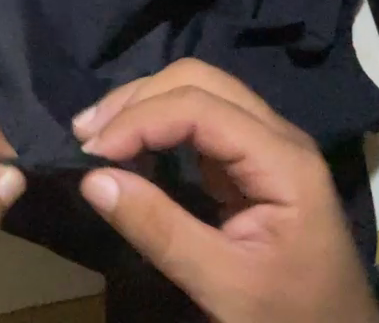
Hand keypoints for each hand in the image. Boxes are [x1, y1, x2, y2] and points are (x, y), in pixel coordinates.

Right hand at [71, 59, 378, 322]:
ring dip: (142, 104)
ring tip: (97, 134)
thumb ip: (160, 230)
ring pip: (196, 89)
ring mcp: (265, 143)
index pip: (200, 107)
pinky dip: (155, 121)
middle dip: (137, 100)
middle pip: (198, 80)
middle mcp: (277, 135)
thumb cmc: (291, 321)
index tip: (91, 152)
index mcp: (283, 161)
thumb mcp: (226, 288)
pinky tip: (127, 144)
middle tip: (87, 135)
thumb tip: (91, 178)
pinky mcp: (249, 159)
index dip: (140, 120)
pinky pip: (197, 117)